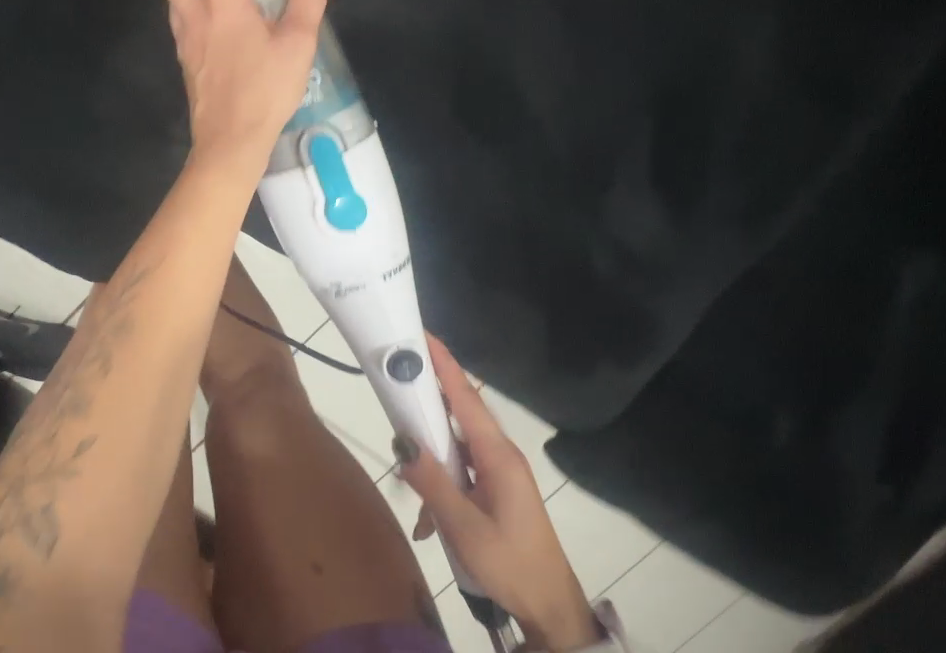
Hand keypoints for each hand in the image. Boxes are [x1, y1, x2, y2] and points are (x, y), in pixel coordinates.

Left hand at [160, 0, 326, 170]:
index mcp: (222, 4)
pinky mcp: (187, 66)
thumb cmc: (264, 91)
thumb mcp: (298, 46)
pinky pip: (181, 25)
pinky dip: (191, 12)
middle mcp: (196, 17)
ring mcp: (187, 43)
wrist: (230, 143)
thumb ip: (306, 4)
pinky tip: (215, 27)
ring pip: (173, 0)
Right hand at [396, 335, 602, 650]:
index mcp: (498, 456)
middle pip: (457, 415)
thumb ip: (433, 483)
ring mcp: (498, 474)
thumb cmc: (512, 565)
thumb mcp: (465, 528)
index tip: (422, 336)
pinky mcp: (494, 492)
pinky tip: (427, 524)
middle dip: (425, 404)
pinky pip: (460, 474)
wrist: (550, 609)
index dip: (444, 365)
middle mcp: (499, 456)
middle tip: (394, 388)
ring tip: (408, 475)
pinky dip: (440, 489)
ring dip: (430, 461)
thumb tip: (403, 442)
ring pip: (454, 448)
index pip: (466, 398)